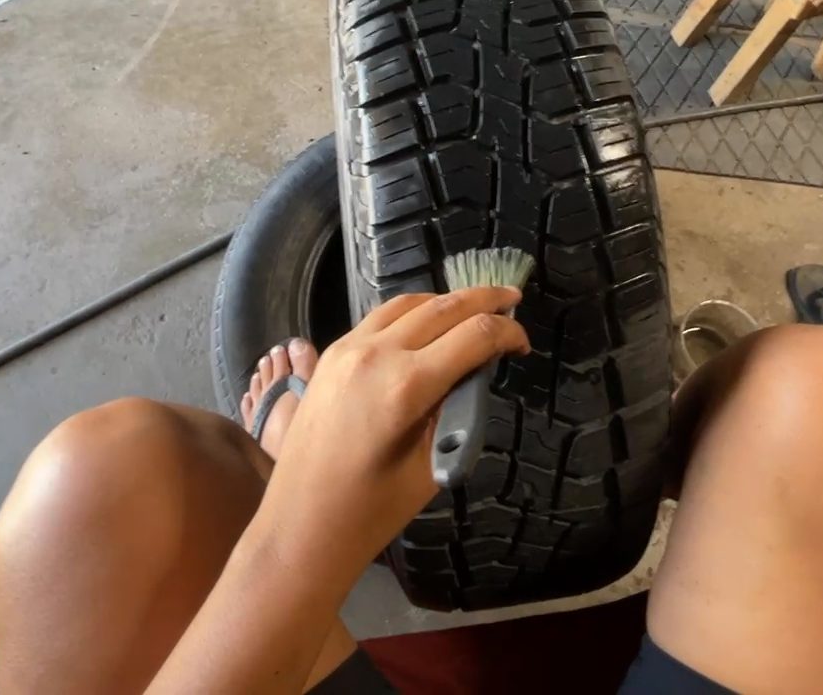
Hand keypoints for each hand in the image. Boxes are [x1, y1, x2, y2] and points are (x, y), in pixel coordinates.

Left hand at [252, 288, 529, 578]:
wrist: (299, 526)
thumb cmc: (371, 511)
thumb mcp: (431, 464)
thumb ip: (457, 410)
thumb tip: (474, 371)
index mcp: (407, 385)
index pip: (474, 335)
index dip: (507, 332)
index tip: (523, 343)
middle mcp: (377, 353)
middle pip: (444, 306)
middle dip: (484, 298)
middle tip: (513, 297)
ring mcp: (348, 347)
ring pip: (409, 302)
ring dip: (446, 300)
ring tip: (475, 305)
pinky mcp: (331, 353)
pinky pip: (379, 317)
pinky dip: (412, 311)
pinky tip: (428, 321)